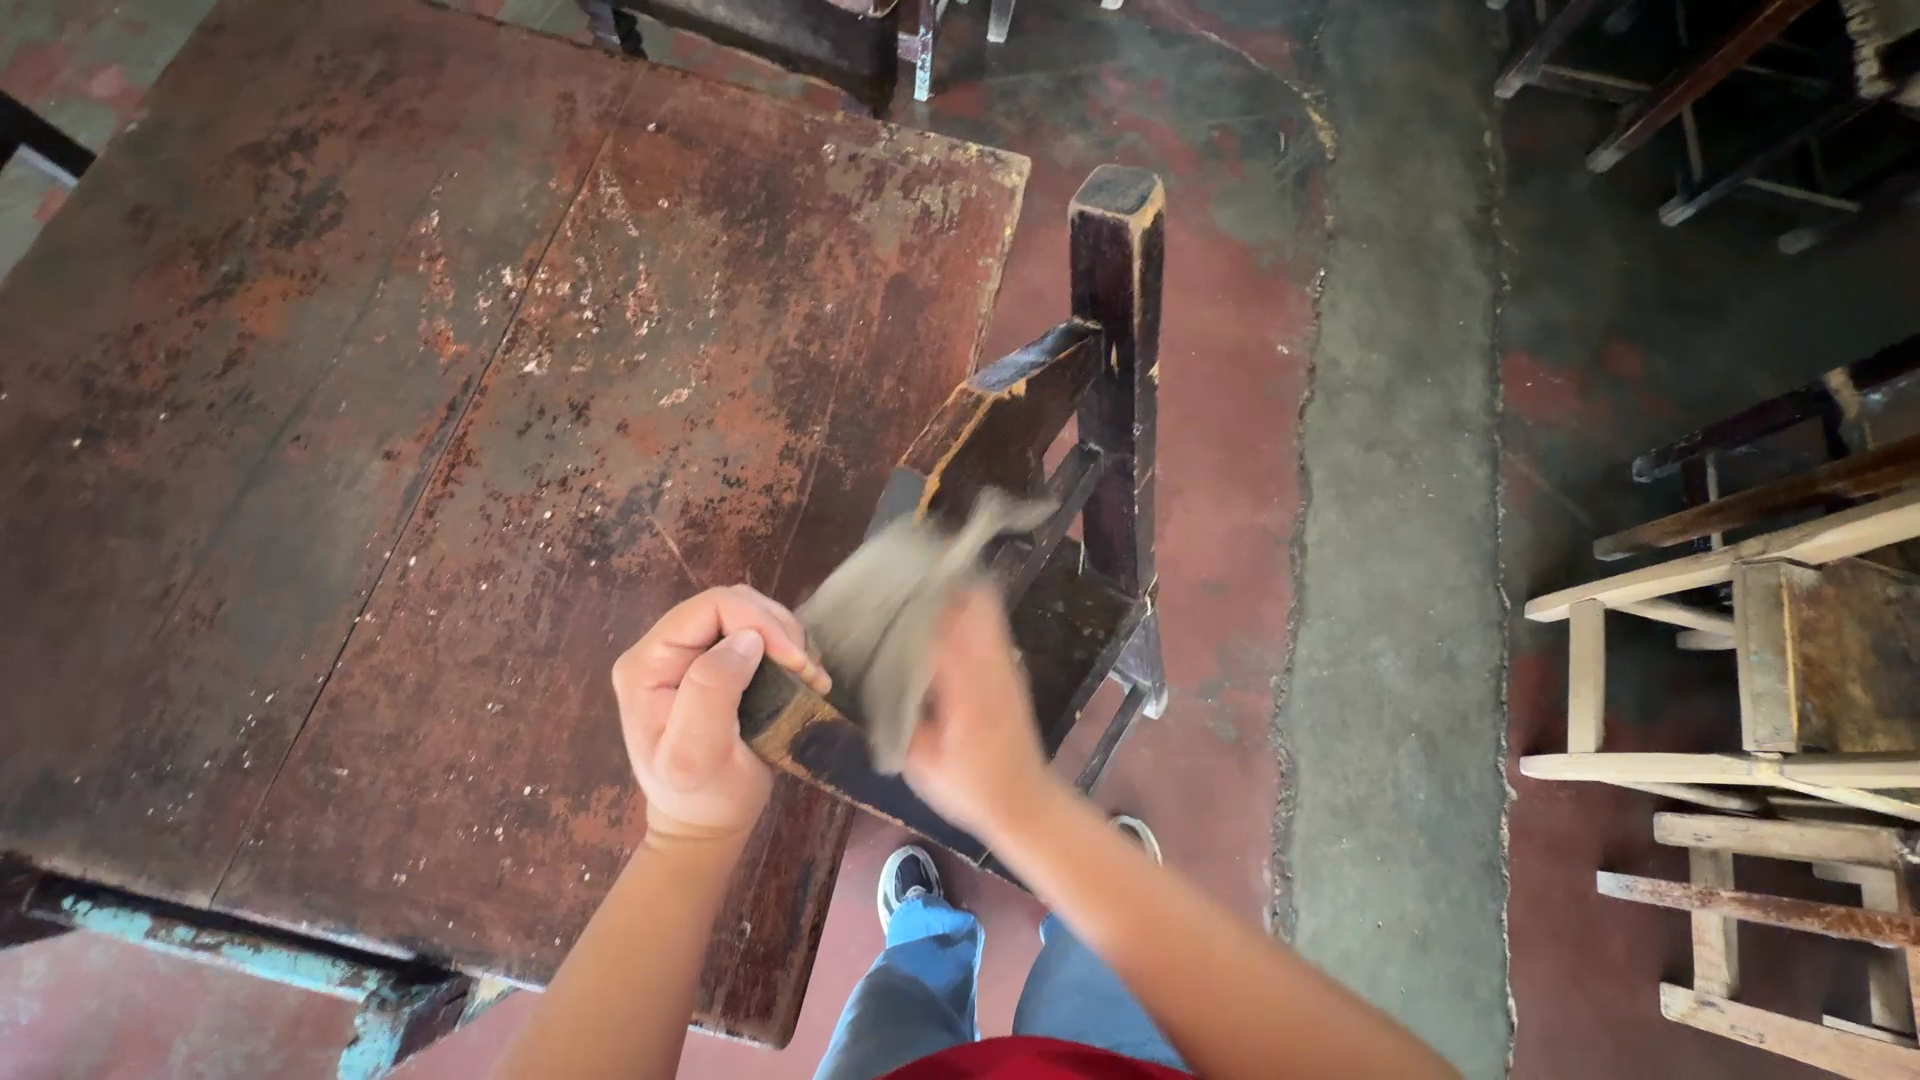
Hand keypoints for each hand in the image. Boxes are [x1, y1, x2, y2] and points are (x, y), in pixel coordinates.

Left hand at [611, 585, 830, 847]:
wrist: (706, 825)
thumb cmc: (702, 797)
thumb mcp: (697, 755)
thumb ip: (711, 693)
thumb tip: (746, 641)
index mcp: (647, 663)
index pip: (710, 608)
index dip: (759, 622)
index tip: (796, 662)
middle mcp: (665, 650)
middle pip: (731, 604)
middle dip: (777, 629)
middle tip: (807, 672)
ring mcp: (691, 655)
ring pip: (749, 613)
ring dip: (787, 638)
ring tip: (808, 677)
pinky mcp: (718, 663)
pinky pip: (758, 633)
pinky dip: (788, 648)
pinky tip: (802, 676)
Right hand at [903, 586, 1064, 839]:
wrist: (1025, 803)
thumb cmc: (970, 789)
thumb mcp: (922, 765)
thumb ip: (899, 720)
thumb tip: (873, 684)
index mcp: (966, 692)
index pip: (941, 633)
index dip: (915, 610)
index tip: (885, 596)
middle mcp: (991, 669)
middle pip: (972, 605)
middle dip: (939, 589)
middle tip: (903, 588)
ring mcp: (1007, 665)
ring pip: (986, 608)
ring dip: (956, 595)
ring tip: (920, 595)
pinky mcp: (1012, 669)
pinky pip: (991, 624)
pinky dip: (967, 610)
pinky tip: (941, 618)